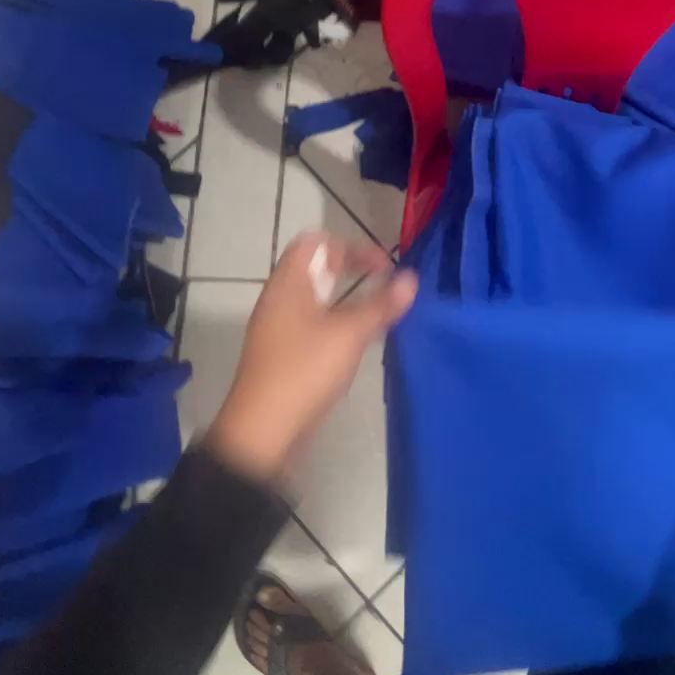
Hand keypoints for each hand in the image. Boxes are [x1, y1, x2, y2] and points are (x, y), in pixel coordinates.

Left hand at [204, 233, 417, 483]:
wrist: (263, 432)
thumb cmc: (304, 371)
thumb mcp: (350, 335)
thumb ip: (382, 305)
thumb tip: (412, 277)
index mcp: (288, 284)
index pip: (315, 242)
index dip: (350, 246)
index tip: (382, 266)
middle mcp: (280, 299)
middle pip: (316, 268)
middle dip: (352, 271)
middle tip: (384, 285)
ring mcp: (279, 329)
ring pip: (316, 298)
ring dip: (347, 299)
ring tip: (378, 313)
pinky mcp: (284, 355)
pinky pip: (313, 324)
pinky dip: (337, 323)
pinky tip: (359, 342)